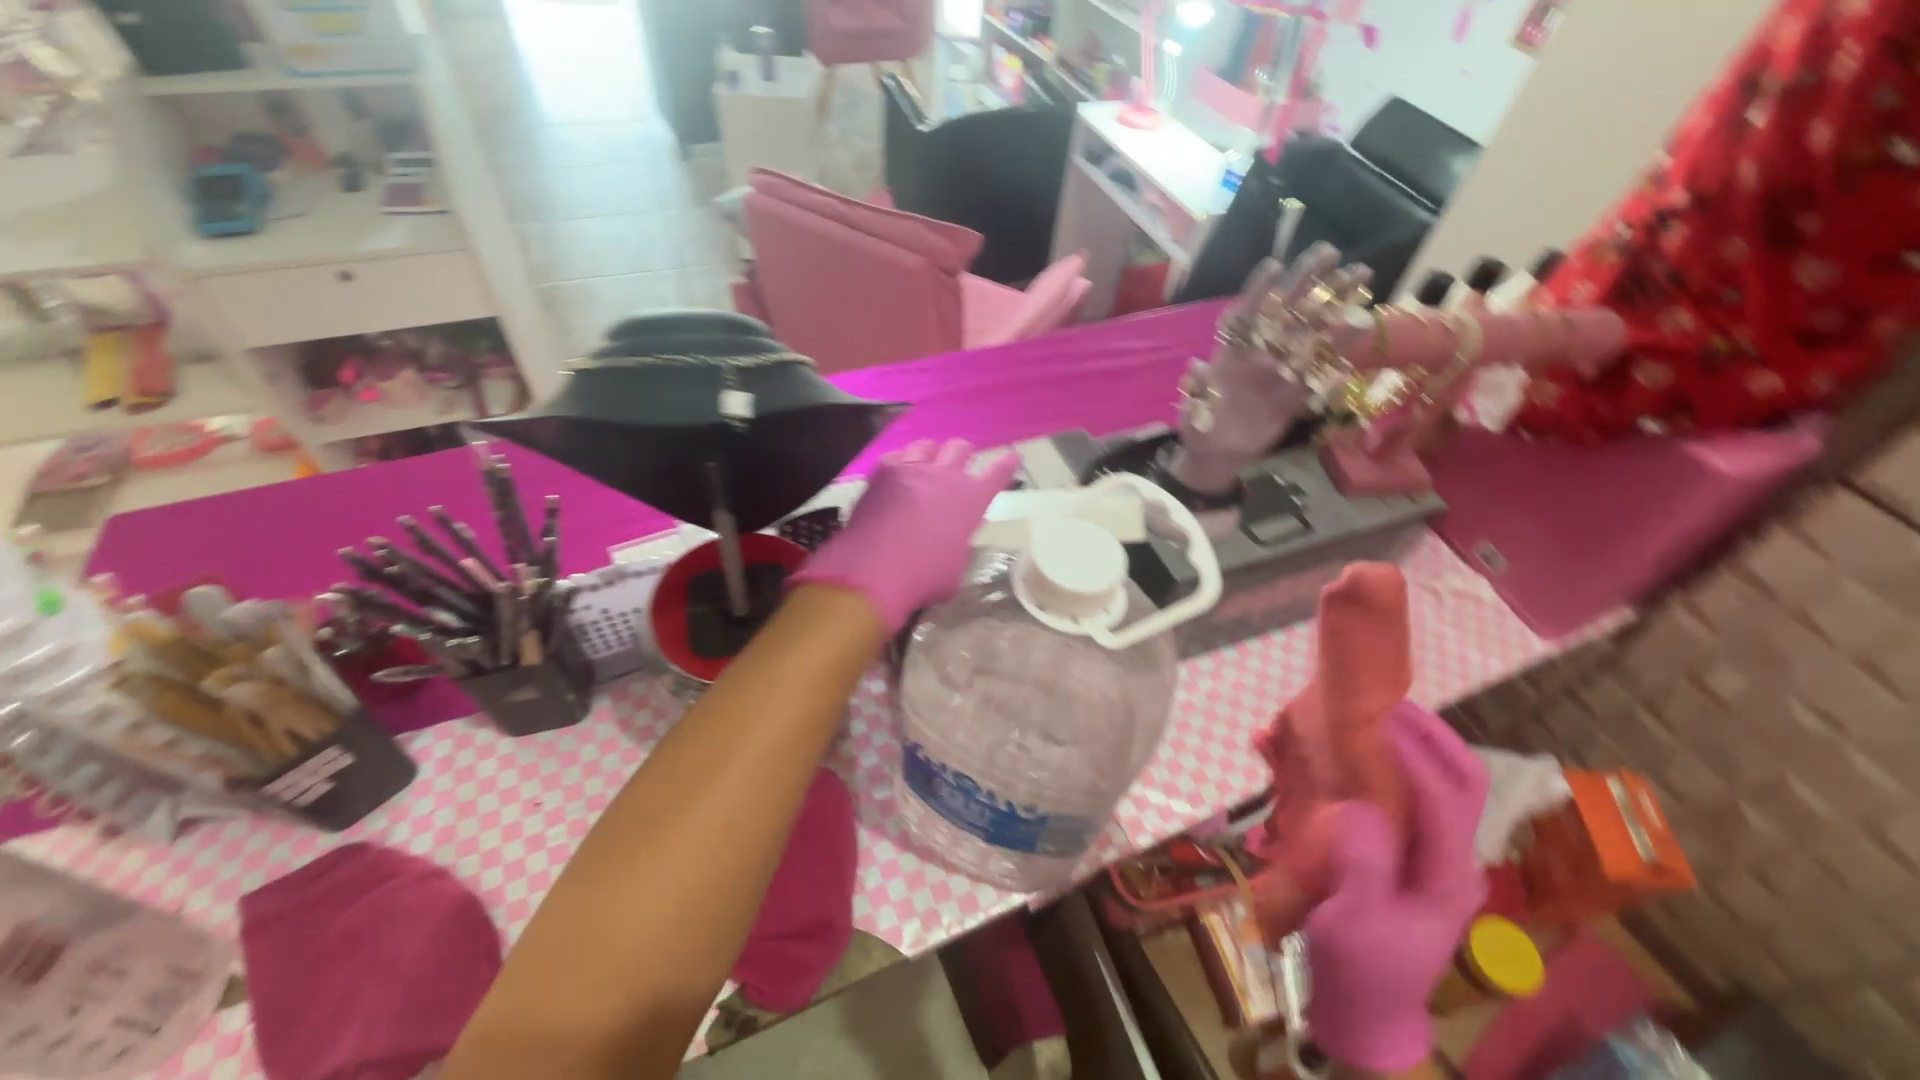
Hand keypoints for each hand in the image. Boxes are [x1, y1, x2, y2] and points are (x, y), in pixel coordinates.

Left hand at [789, 439, 1019, 634]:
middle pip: (960, 448)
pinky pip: (896, 456)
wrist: (873, 569)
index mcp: (971, 501)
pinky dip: (899, 464)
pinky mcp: (882, 472)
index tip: (1013, 456)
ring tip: (924, 465)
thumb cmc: (923, 577)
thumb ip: (959, 547)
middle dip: (962, 453)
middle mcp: (945, 477)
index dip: (1006, 464)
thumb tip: (957, 539)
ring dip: (930, 454)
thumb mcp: (955, 569)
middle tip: (959, 461)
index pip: (997, 474)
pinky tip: (895, 476)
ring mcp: (912, 469)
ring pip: (927, 445)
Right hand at [1304, 702, 1488, 1075]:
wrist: (1369, 1012)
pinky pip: (1421, 800)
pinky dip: (1405, 766)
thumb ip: (1362, 864)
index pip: (1443, 801)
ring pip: (1447, 787)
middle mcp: (1455, 860)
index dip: (1415, 757)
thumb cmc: (1361, 967)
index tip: (1380, 720)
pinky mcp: (1420, 859)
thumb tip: (1358, 805)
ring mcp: (1441, 859)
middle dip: (1432, 738)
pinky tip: (1372, 749)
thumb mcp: (1353, 922)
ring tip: (1383, 711)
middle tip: (1391, 700)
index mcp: (1447, 875)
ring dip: (1422, 746)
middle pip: (1462, 784)